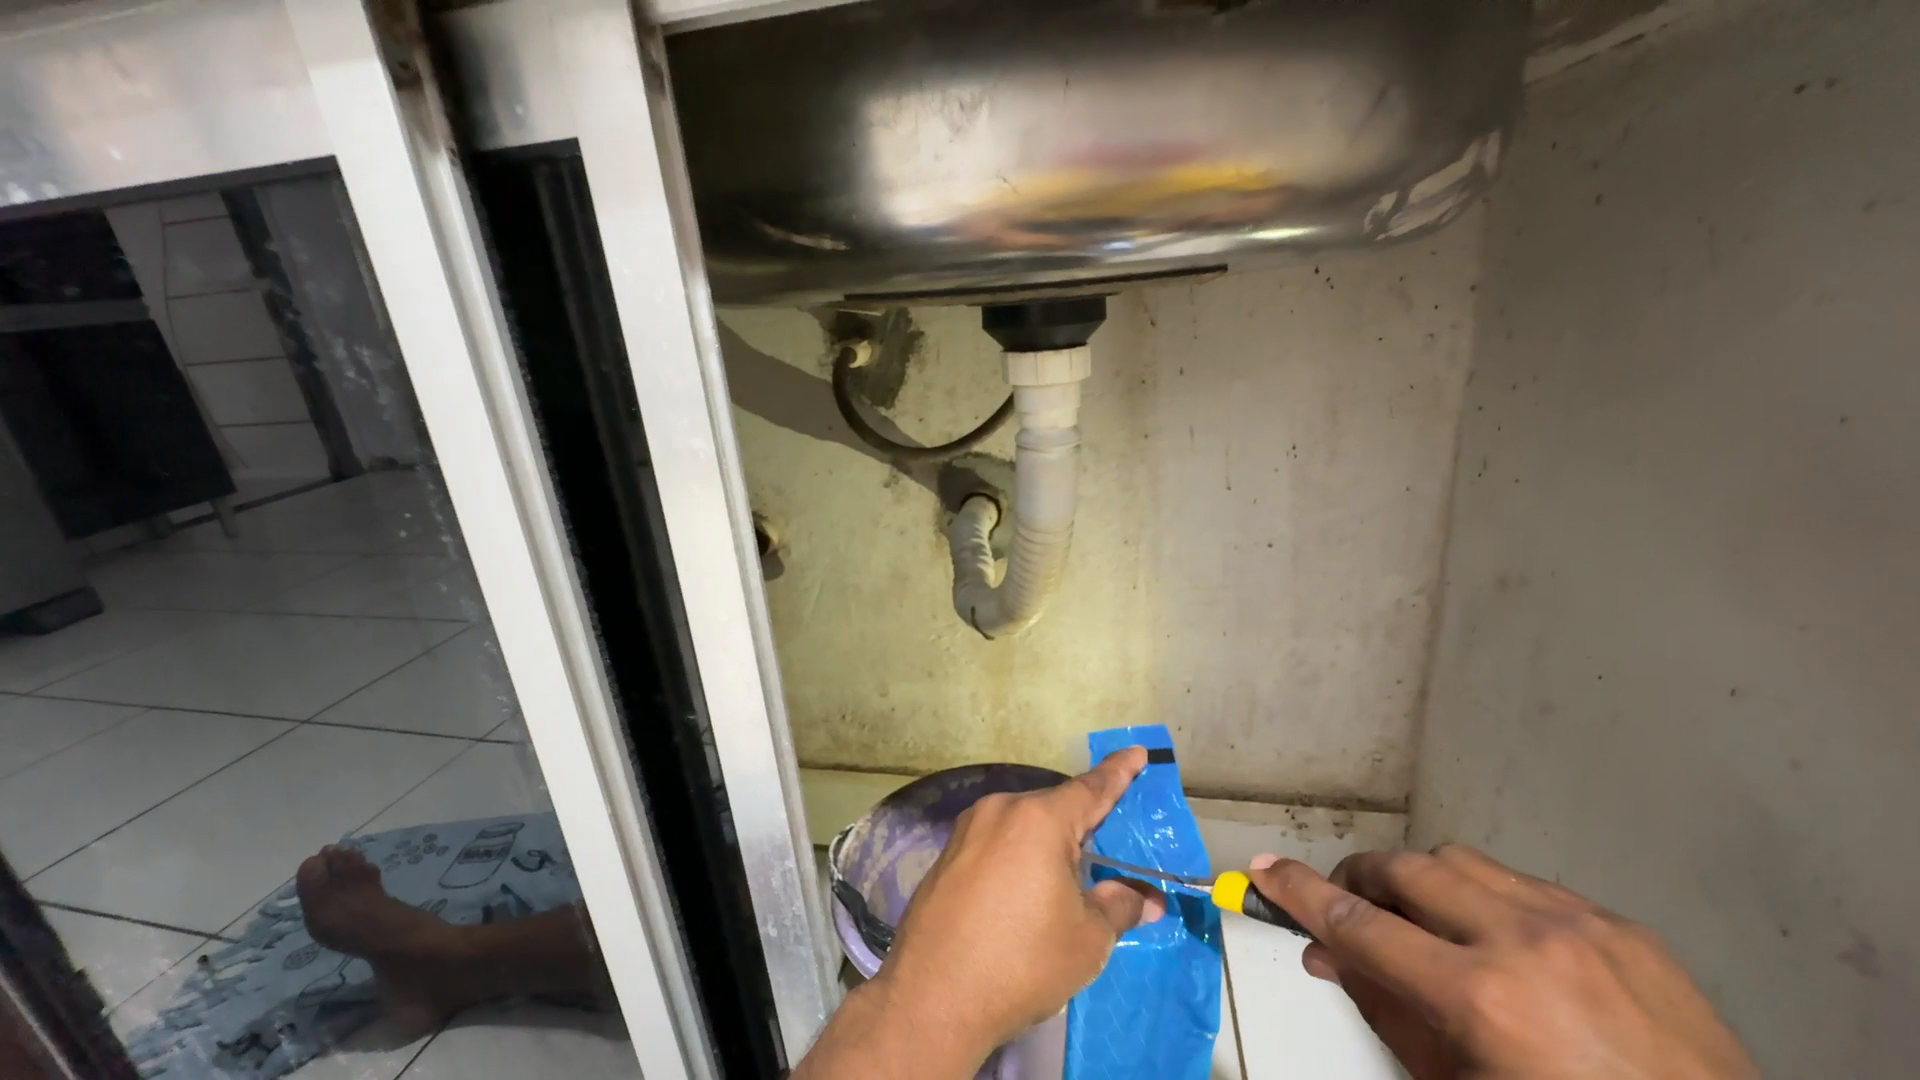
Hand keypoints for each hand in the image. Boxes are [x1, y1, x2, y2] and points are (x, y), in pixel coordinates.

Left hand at [795, 747, 1159, 1078]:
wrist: (931, 999)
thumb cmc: (1021, 963)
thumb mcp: (1086, 940)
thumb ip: (1119, 906)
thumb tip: (1147, 899)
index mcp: (1039, 820)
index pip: (1091, 788)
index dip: (1119, 773)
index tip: (1137, 752)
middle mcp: (1000, 811)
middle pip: (1055, 808)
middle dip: (1084, 823)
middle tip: (1112, 842)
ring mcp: (967, 832)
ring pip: (1022, 825)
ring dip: (1048, 842)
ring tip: (1070, 874)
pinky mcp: (946, 857)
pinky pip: (996, 843)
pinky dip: (1018, 856)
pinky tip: (1026, 890)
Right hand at [1250, 845, 1756, 1079]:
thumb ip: (1385, 1009)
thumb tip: (1330, 952)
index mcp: (1483, 998)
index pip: (1360, 925)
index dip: (1300, 894)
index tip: (1263, 870)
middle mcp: (1527, 941)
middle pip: (1405, 869)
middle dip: (1360, 880)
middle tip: (1347, 910)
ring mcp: (1582, 924)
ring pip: (1461, 860)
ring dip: (1423, 882)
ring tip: (1424, 923)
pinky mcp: (1623, 924)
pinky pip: (1525, 883)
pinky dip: (1487, 899)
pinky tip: (1500, 943)